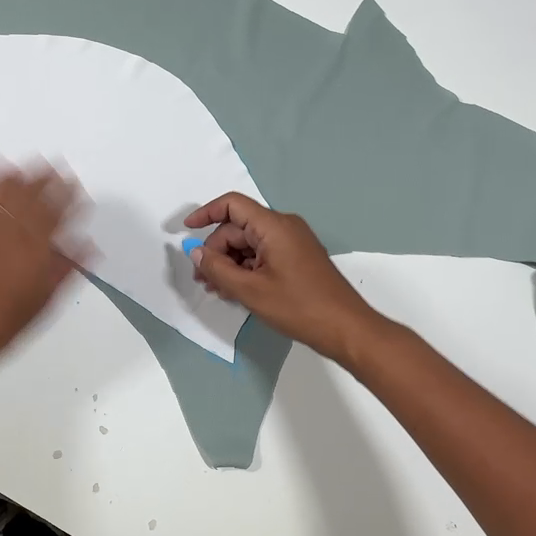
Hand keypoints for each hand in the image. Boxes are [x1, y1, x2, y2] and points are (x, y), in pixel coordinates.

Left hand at [0, 167, 86, 382]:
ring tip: (35, 164)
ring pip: (7, 193)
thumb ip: (65, 270)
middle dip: (49, 181)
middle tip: (60, 168)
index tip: (78, 188)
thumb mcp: (43, 303)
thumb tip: (88, 246)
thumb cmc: (3, 324)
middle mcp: (12, 234)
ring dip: (24, 176)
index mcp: (36, 252)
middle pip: (34, 198)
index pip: (58, 216)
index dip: (70, 199)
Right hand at [184, 193, 387, 364]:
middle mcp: (284, 226)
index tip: (186, 231)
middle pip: (238, 227)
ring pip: (249, 243)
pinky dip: (247, 268)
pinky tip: (237, 291)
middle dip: (216, 250)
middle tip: (203, 279)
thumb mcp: (250, 290)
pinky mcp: (298, 258)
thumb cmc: (299, 307)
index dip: (206, 213)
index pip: (232, 205)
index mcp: (273, 226)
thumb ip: (217, 268)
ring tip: (218, 290)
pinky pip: (263, 254)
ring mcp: (293, 242)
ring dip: (230, 263)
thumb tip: (196, 252)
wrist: (348, 330)